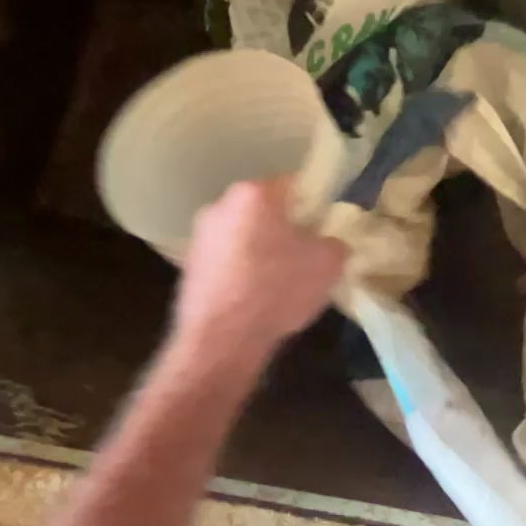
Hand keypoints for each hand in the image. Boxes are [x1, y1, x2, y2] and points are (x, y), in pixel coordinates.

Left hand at [172, 177, 347, 358]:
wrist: (221, 341)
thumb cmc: (276, 291)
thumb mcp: (326, 265)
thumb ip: (336, 243)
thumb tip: (331, 242)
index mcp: (254, 194)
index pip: (294, 183)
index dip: (315, 203)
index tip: (326, 226)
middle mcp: (220, 204)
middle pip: (265, 209)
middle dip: (286, 227)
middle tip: (307, 254)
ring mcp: (200, 235)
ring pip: (244, 234)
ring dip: (262, 250)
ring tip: (282, 282)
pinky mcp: (189, 265)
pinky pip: (228, 259)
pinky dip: (243, 271)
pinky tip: (256, 298)